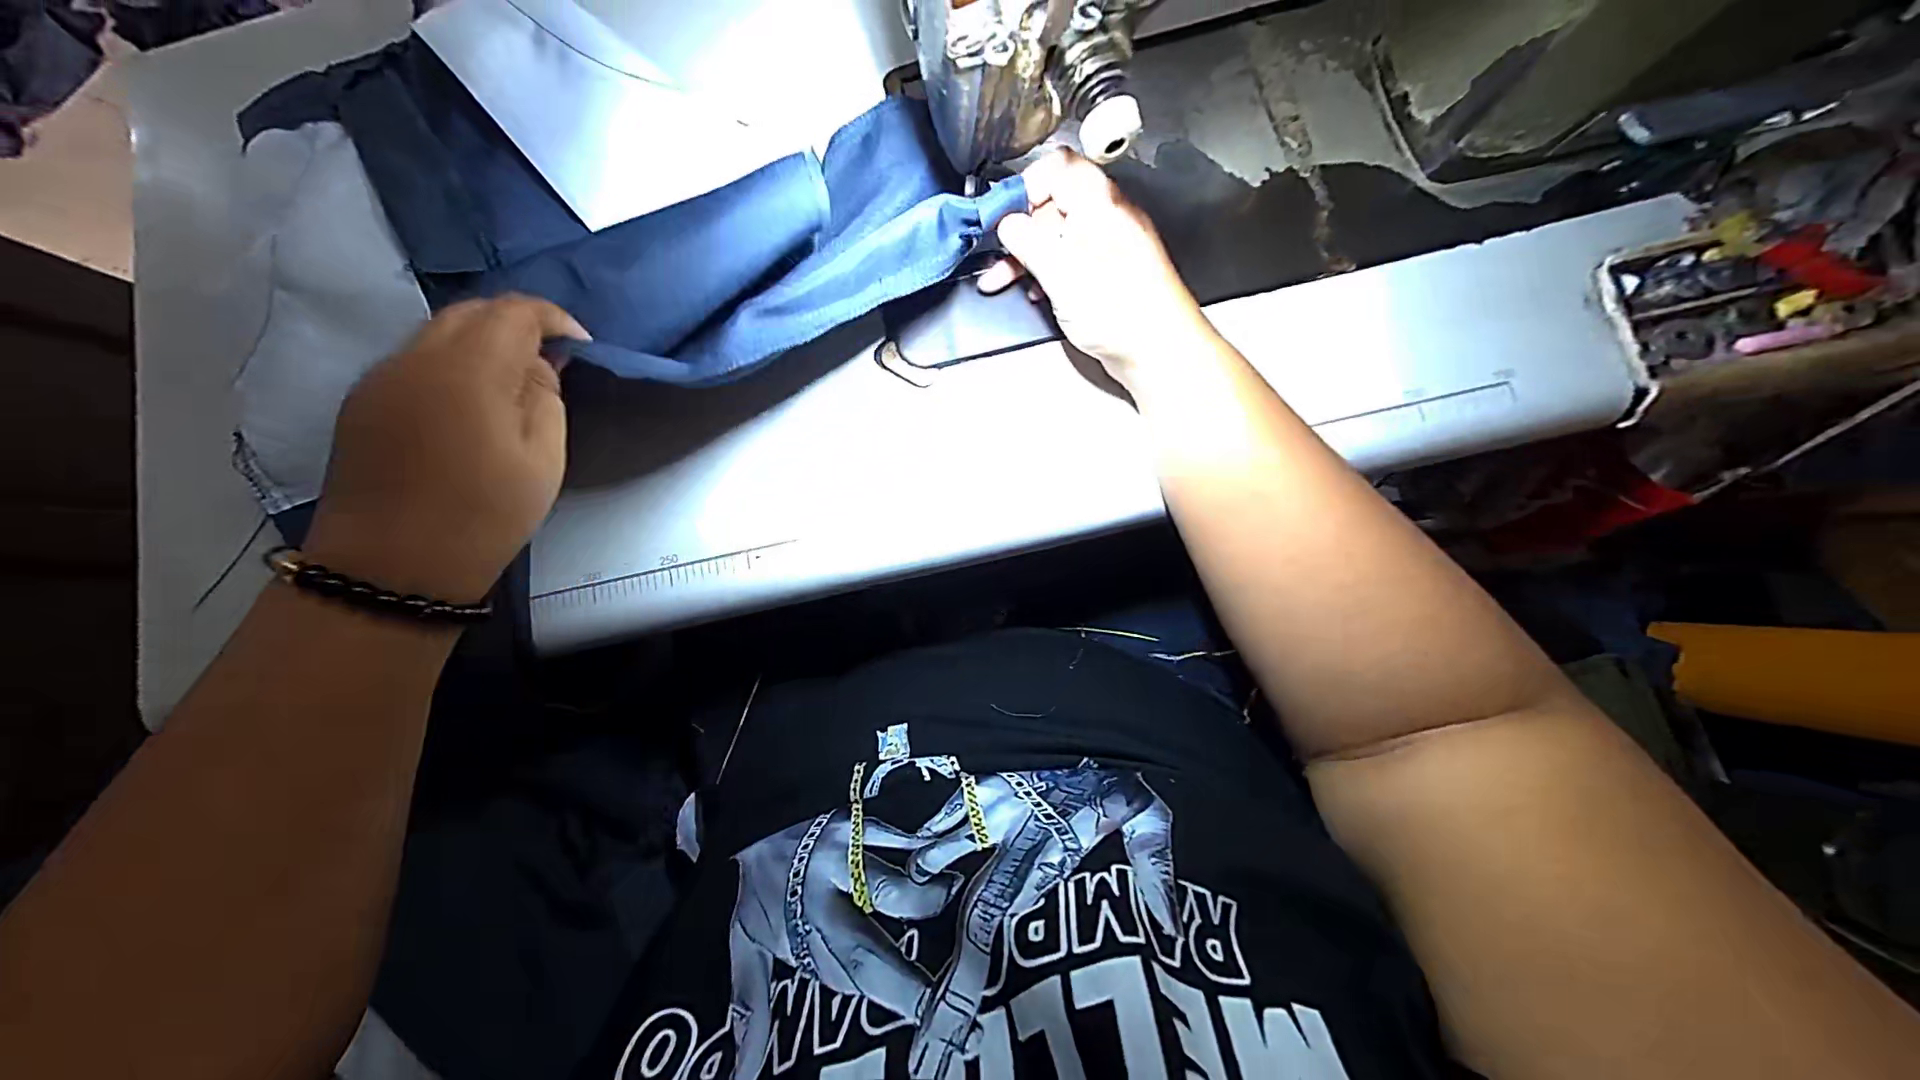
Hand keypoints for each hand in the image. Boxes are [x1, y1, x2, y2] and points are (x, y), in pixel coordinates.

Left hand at [303, 295, 587, 603]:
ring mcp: (382, 377)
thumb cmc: (485, 514)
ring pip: (439, 331)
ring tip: (516, 377)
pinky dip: (454, 361)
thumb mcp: (544, 459)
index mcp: (468, 371)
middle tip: (553, 357)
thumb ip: (546, 397)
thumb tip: (538, 364)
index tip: (581, 344)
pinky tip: (473, 399)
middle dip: (518, 322)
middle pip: (471, 311)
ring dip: (484, 340)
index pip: (514, 312)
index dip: (553, 318)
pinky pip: (417, 359)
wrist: (393, 564)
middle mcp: (416, 358)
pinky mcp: (364, 400)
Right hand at [977, 149, 1216, 388]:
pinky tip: (1036, 291)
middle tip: (997, 252)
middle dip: (1018, 229)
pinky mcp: (1109, 275)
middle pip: (1053, 204)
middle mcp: (1107, 218)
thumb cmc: (1124, 312)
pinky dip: (1048, 272)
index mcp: (1099, 204)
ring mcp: (1109, 247)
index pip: (1056, 167)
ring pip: (1059, 236)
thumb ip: (1029, 240)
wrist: (1158, 351)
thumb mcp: (1060, 271)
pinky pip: (1071, 261)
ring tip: (1002, 278)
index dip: (1022, 186)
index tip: (1000, 214)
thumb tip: (1007, 222)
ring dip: (1027, 255)